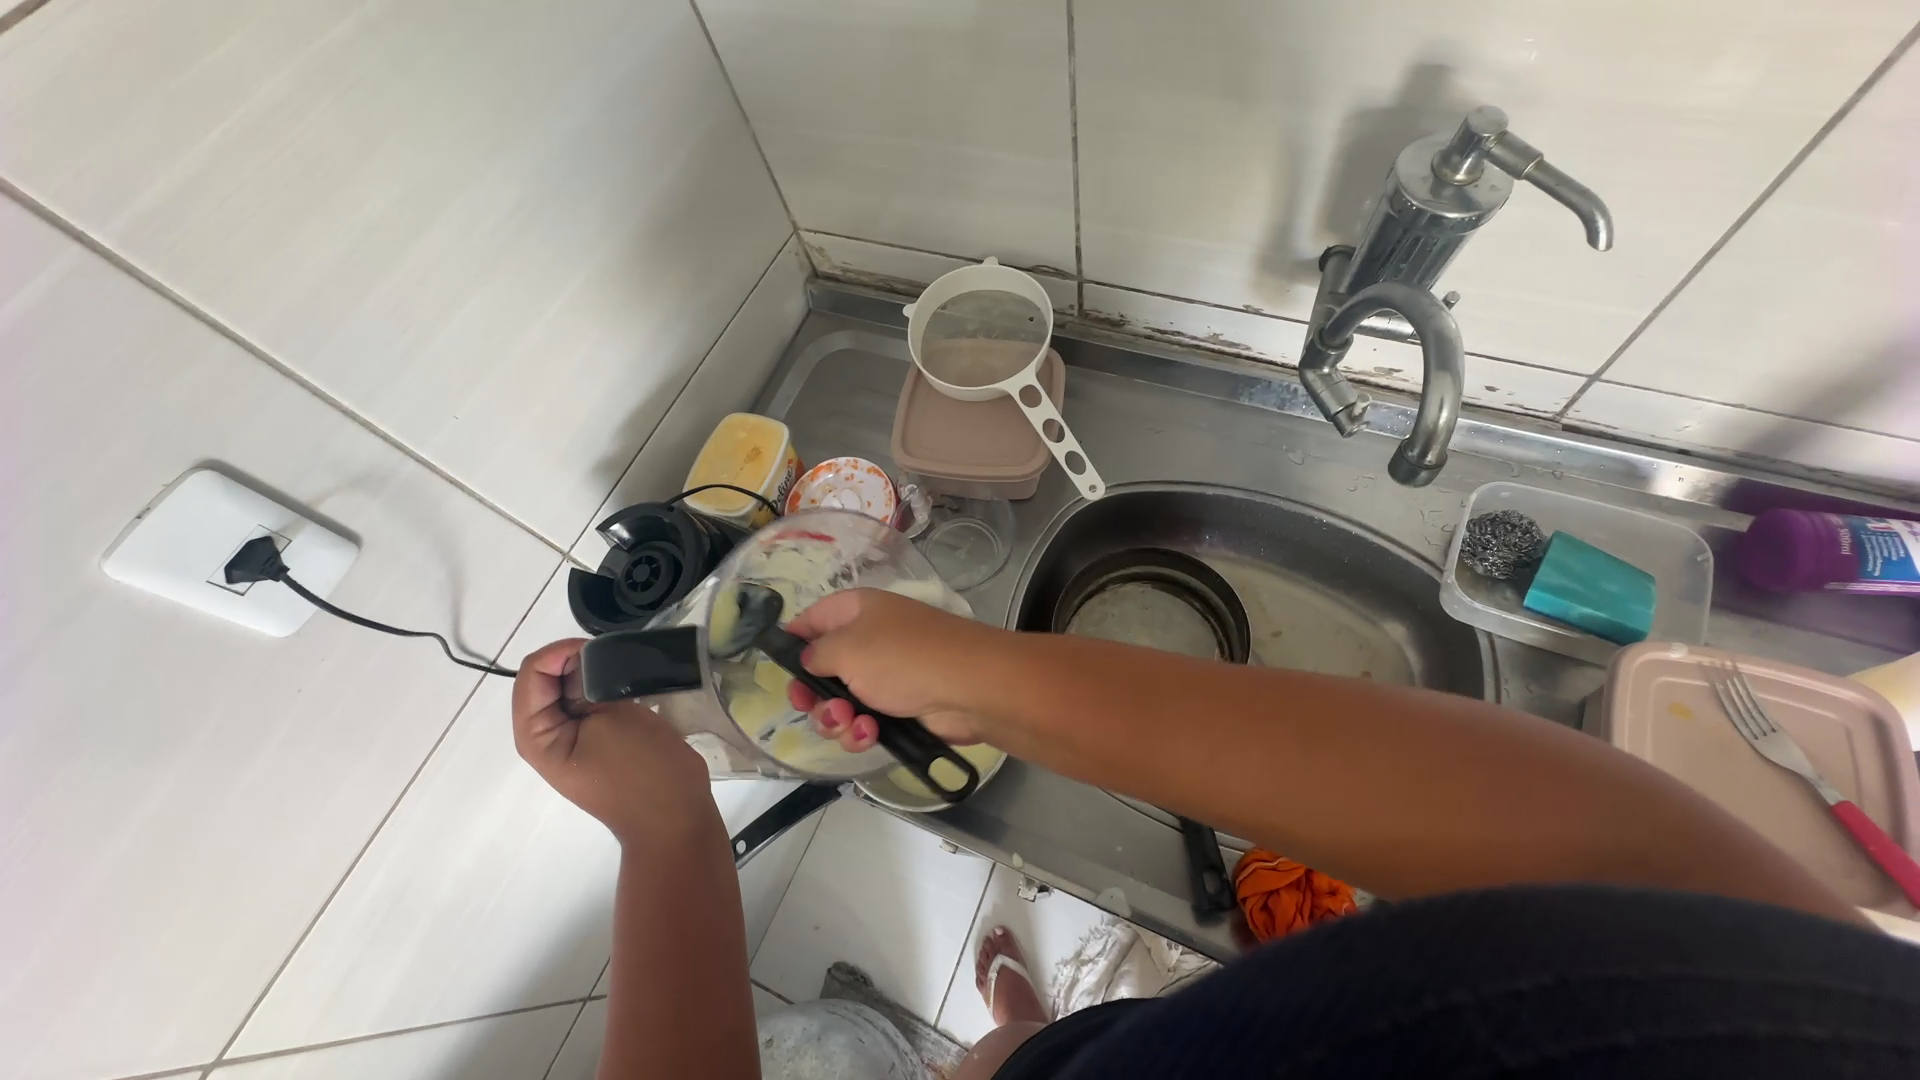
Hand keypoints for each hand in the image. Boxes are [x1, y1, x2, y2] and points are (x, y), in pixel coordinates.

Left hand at [512, 638, 718, 847]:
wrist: (674, 815)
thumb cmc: (639, 771)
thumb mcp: (612, 718)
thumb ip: (591, 682)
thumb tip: (588, 658)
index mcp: (537, 734)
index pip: (533, 673)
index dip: (562, 650)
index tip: (600, 647)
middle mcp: (550, 732)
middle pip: (552, 676)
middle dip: (582, 659)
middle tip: (621, 657)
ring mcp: (580, 735)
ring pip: (579, 685)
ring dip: (601, 671)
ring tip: (632, 668)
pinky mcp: (606, 735)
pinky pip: (601, 699)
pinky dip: (616, 685)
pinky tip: (640, 683)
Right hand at [781, 589, 999, 752]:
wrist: (967, 688)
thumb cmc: (902, 658)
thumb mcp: (847, 648)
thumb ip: (816, 653)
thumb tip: (808, 658)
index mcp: (857, 611)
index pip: (813, 618)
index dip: (793, 639)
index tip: (778, 665)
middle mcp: (870, 639)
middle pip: (821, 669)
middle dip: (812, 694)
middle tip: (810, 705)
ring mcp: (886, 675)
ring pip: (840, 702)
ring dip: (836, 718)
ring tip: (849, 722)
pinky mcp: (900, 708)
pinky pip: (865, 722)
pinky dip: (862, 731)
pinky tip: (870, 734)